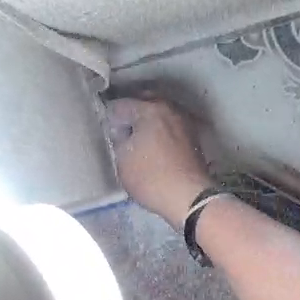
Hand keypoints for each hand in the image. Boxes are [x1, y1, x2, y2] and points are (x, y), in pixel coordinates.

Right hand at [104, 95, 211, 221]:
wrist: (190, 197)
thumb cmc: (151, 177)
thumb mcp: (122, 159)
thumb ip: (118, 139)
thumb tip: (122, 132)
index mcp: (150, 109)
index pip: (122, 104)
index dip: (110, 115)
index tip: (105, 125)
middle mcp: (170, 109)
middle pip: (146, 102)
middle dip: (133, 111)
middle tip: (121, 126)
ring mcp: (185, 123)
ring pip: (162, 114)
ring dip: (150, 120)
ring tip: (139, 136)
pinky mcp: (194, 138)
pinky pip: (172, 127)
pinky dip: (162, 131)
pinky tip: (155, 144)